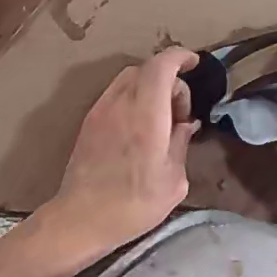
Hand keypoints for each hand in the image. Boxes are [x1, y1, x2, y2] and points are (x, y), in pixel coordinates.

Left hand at [42, 47, 201, 256]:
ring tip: (159, 121)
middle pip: (147, 68)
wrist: (81, 218)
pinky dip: (133, 98)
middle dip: (169, 81)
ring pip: (128, 79)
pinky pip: (115, 94)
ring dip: (149, 88)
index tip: (194, 65)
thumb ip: (181, 143)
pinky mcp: (88, 122)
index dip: (181, 57)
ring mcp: (100, 110)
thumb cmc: (133, 205)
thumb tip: (186, 124)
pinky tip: (139, 129)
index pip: (162, 65)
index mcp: (146, 115)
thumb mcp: (173, 181)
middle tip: (180, 114)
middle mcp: (121, 103)